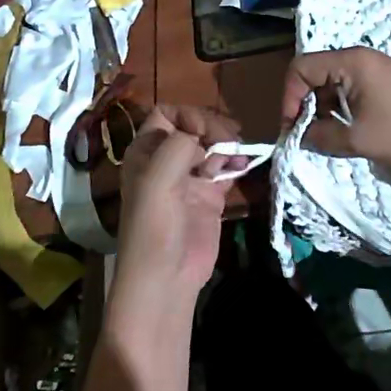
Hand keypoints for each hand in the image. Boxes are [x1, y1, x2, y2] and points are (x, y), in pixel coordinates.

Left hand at [115, 106, 245, 299]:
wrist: (167, 276)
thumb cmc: (155, 226)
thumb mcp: (157, 179)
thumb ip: (178, 146)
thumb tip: (203, 138)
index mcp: (146, 152)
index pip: (166, 114)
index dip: (188, 116)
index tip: (205, 133)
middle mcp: (166, 160)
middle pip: (193, 127)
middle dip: (213, 128)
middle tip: (230, 140)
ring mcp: (189, 178)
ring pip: (212, 146)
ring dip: (228, 143)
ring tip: (240, 152)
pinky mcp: (209, 196)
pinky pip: (225, 168)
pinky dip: (236, 162)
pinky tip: (245, 164)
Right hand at [280, 47, 390, 181]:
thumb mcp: (356, 139)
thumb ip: (319, 135)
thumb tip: (299, 137)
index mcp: (350, 62)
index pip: (300, 68)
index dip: (289, 98)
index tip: (292, 129)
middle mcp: (358, 58)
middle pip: (313, 74)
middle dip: (303, 105)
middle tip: (307, 136)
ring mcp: (372, 69)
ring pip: (329, 84)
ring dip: (321, 110)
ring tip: (328, 137)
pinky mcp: (382, 82)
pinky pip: (347, 90)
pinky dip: (339, 110)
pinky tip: (347, 132)